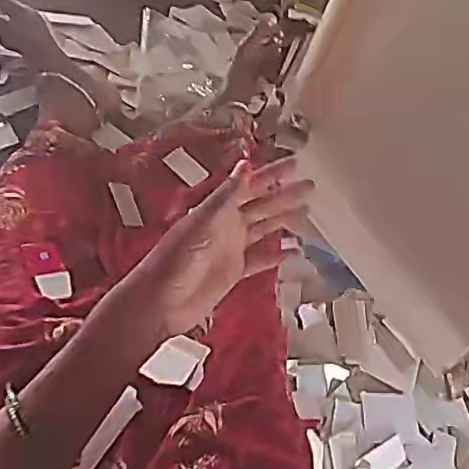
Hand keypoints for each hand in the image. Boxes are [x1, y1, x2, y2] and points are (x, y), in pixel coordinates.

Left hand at [134, 157, 312, 332]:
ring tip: (306, 212)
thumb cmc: (174, 263)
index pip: (251, 186)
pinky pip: (261, 258)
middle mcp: (226, 225)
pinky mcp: (234, 271)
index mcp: (217, 211)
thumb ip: (226, 197)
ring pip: (264, 228)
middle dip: (286, 195)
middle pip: (263, 205)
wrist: (158, 305)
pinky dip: (277, 254)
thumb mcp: (202, 225)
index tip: (294, 163)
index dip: (272, 174)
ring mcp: (231, 248)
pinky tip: (292, 251)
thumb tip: (246, 166)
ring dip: (284, 219)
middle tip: (310, 186)